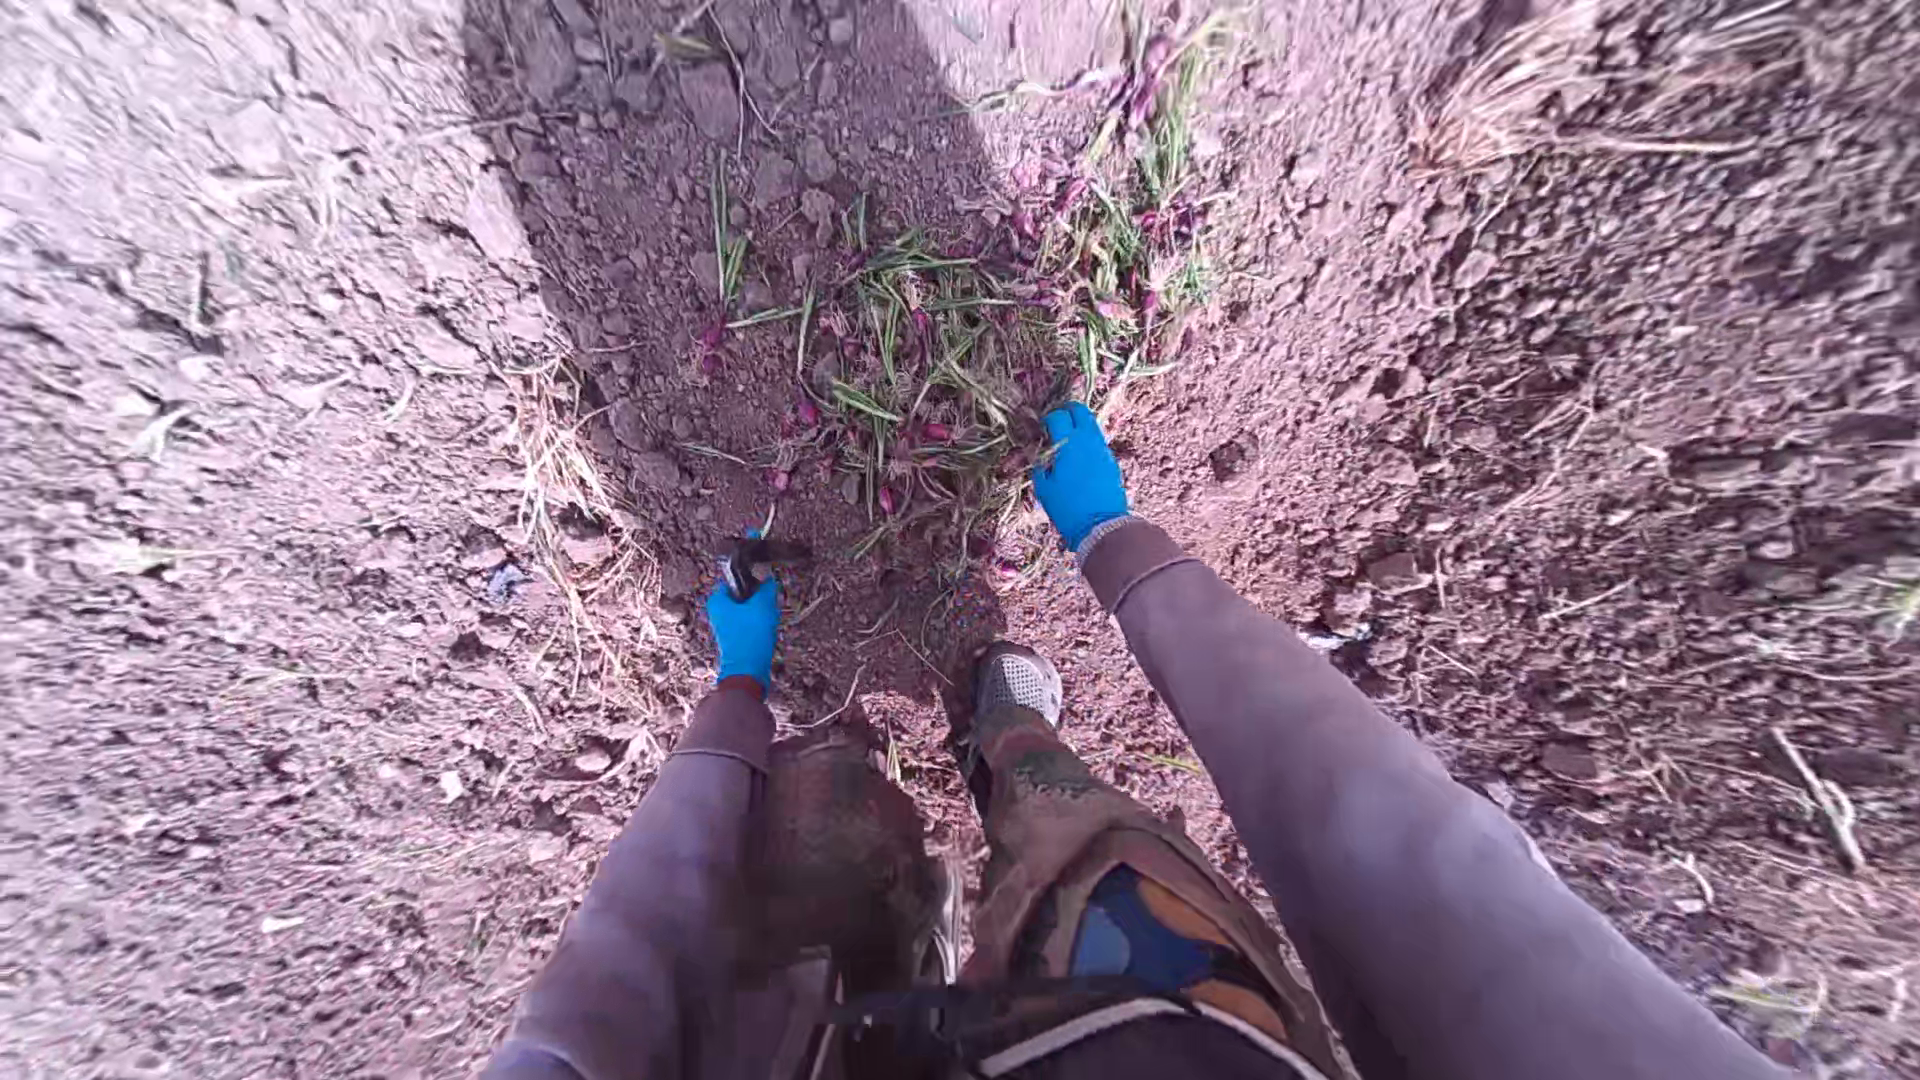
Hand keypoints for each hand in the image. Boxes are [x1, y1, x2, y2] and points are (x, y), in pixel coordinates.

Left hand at [706, 576, 779, 691]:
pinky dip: (760, 624)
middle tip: (768, 602)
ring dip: (761, 612)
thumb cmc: (750, 638)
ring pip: (749, 609)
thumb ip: (767, 588)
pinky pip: (750, 623)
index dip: (751, 579)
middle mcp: (717, 613)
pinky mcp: (736, 637)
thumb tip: (769, 580)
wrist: (748, 669)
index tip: (763, 584)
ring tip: (769, 618)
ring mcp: (726, 626)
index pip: (734, 579)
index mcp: (717, 601)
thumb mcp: (762, 605)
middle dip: (759, 598)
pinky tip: (767, 630)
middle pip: (743, 595)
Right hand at [1032, 402, 1128, 549]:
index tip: (1042, 428)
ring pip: (1091, 426)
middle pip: (1080, 412)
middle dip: (1068, 412)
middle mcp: (1088, 442)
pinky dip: (1087, 442)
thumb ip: (1040, 467)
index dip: (1048, 419)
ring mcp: (1103, 450)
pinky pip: (1098, 443)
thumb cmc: (1068, 509)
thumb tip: (1039, 457)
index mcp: (1068, 445)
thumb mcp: (1044, 489)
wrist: (1101, 526)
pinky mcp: (1112, 462)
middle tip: (1058, 421)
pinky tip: (1079, 458)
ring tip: (1068, 440)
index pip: (1058, 417)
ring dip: (1079, 426)